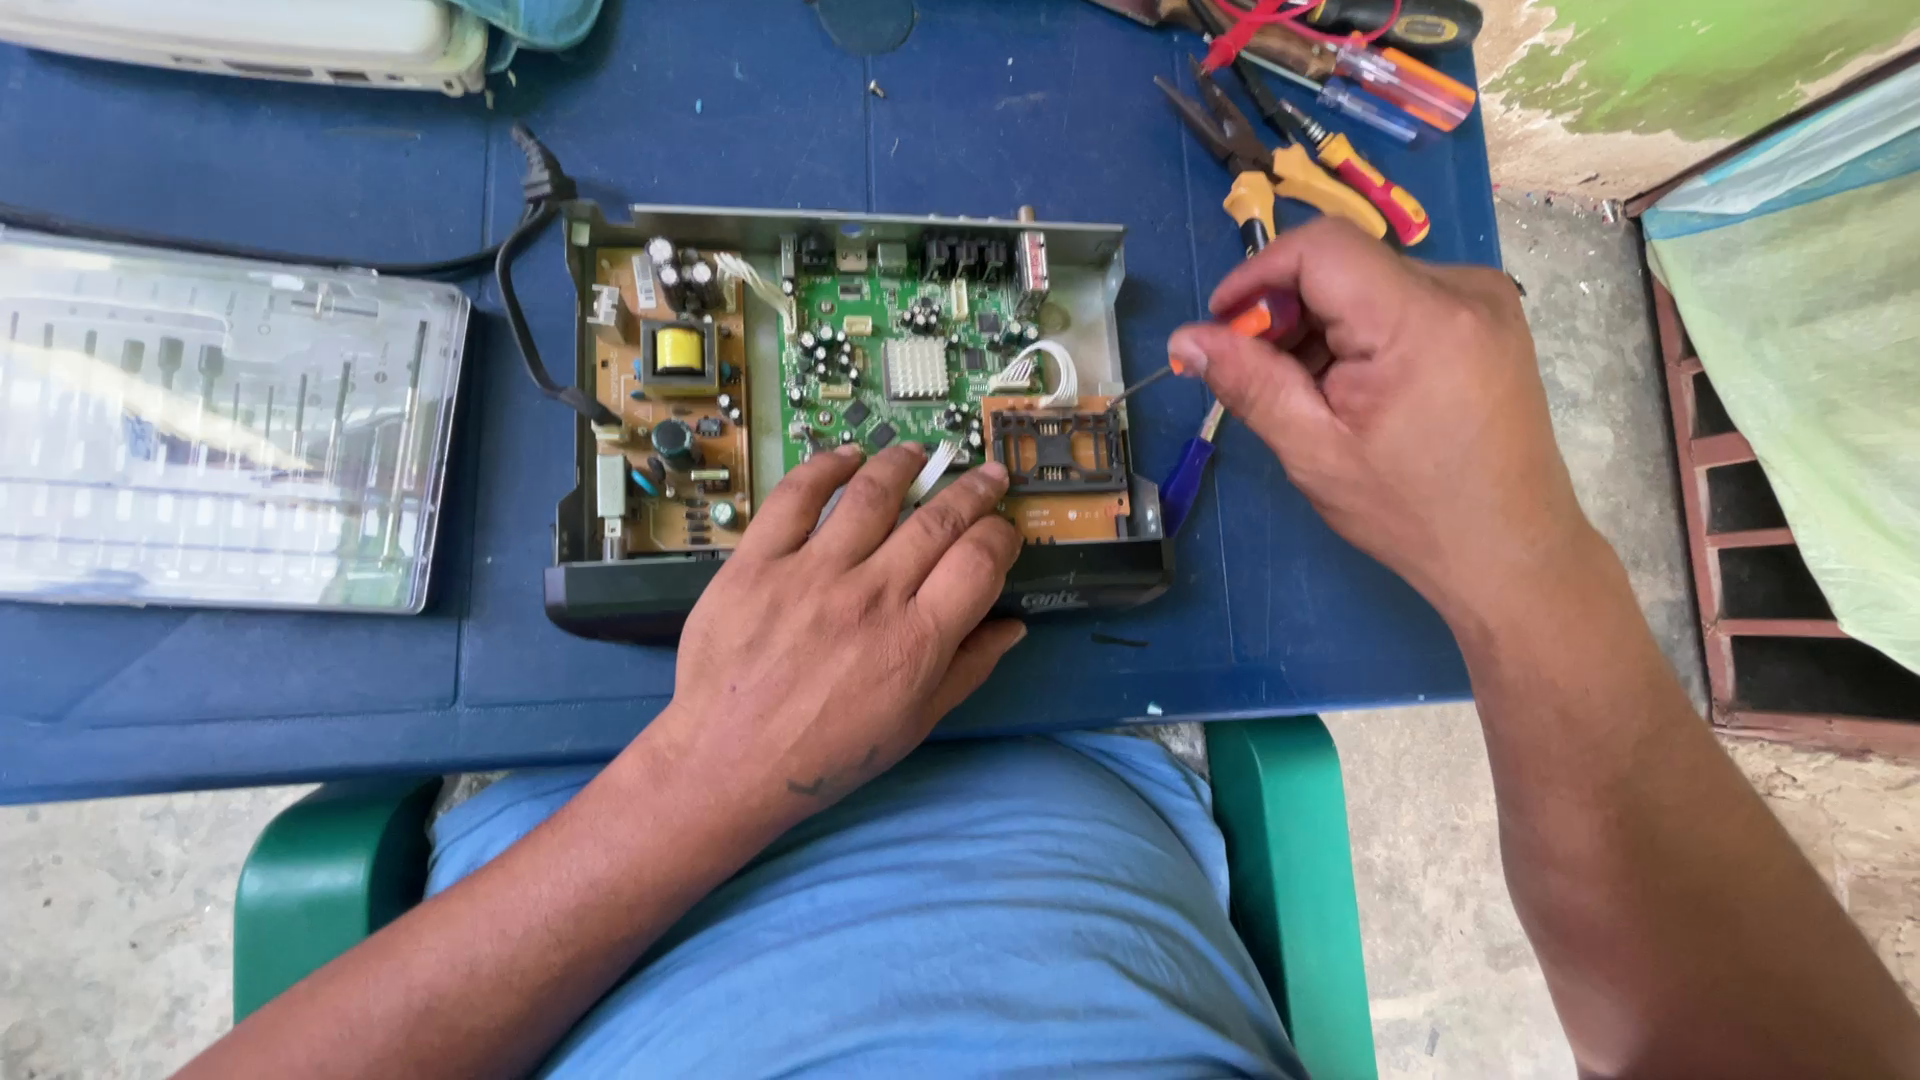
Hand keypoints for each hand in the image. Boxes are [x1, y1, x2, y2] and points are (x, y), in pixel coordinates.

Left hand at [653, 443, 1025, 826]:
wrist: (728, 763)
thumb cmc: (830, 752)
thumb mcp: (914, 724)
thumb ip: (968, 670)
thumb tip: (1013, 625)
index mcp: (915, 641)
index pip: (979, 561)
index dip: (1001, 535)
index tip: (1002, 532)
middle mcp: (870, 597)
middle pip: (938, 520)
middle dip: (974, 490)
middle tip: (987, 476)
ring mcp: (810, 574)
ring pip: (871, 495)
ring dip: (904, 465)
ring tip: (918, 453)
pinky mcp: (757, 563)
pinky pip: (794, 498)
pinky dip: (825, 467)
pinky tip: (847, 457)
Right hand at [1166, 219, 1597, 622]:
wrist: (1509, 549)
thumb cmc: (1408, 510)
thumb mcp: (1313, 450)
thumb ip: (1248, 383)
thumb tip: (1182, 340)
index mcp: (1420, 319)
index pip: (1320, 248)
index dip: (1256, 276)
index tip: (1220, 327)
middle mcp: (1462, 289)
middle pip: (1342, 265)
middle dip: (1283, 311)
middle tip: (1256, 375)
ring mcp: (1481, 301)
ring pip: (1366, 282)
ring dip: (1316, 326)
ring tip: (1305, 393)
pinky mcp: (1485, 320)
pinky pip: (1397, 301)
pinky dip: (1353, 333)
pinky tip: (1345, 387)